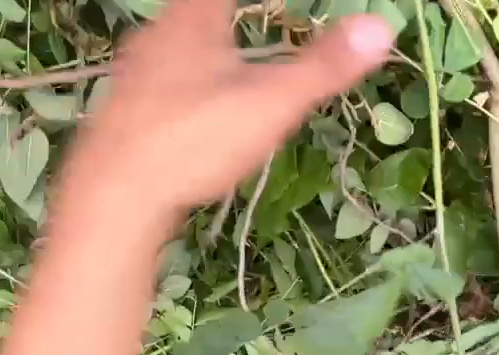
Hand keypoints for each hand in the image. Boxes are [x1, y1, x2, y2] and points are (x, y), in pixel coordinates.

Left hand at [61, 0, 392, 227]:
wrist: (116, 191)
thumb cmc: (195, 140)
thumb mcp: (270, 105)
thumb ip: (321, 69)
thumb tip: (381, 27)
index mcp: (195, 16)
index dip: (249, 4)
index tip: (271, 12)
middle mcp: (157, 33)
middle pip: (195, 12)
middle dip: (220, 20)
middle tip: (240, 29)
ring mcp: (133, 73)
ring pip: (171, 48)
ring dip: (197, 54)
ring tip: (221, 71)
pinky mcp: (121, 112)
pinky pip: (156, 87)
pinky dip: (178, 92)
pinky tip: (187, 119)